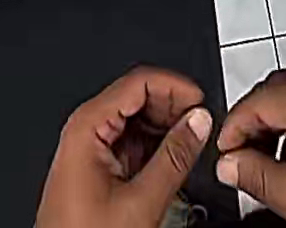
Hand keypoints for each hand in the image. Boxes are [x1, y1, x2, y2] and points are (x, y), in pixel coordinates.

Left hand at [37, 66, 212, 227]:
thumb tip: (198, 121)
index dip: (175, 87)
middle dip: (173, 108)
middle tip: (198, 125)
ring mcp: (90, 148)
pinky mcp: (97, 167)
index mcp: (87, 127)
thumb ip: (174, 157)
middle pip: (140, 96)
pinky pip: (133, 141)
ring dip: (167, 128)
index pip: (140, 81)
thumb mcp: (139, 204)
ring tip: (188, 146)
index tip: (199, 102)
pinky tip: (171, 162)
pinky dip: (156, 146)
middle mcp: (86, 130)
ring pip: (139, 118)